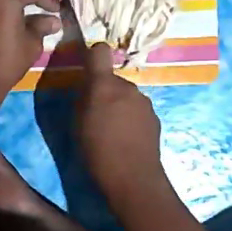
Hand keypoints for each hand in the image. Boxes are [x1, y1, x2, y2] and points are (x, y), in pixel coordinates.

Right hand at [76, 42, 169, 208]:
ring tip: (111, 132)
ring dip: (118, 106)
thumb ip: (82, 99)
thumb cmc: (97, 152)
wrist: (133, 178)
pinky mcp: (154, 118)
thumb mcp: (77, 124)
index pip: (100, 51)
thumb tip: (87, 88)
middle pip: (113, 80)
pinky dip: (130, 119)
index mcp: (104, 85)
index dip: (93, 56)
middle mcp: (128, 87)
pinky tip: (126, 140)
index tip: (87, 69)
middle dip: (104, 91)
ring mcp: (145, 102)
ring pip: (126, 96)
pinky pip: (137, 111)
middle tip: (94, 115)